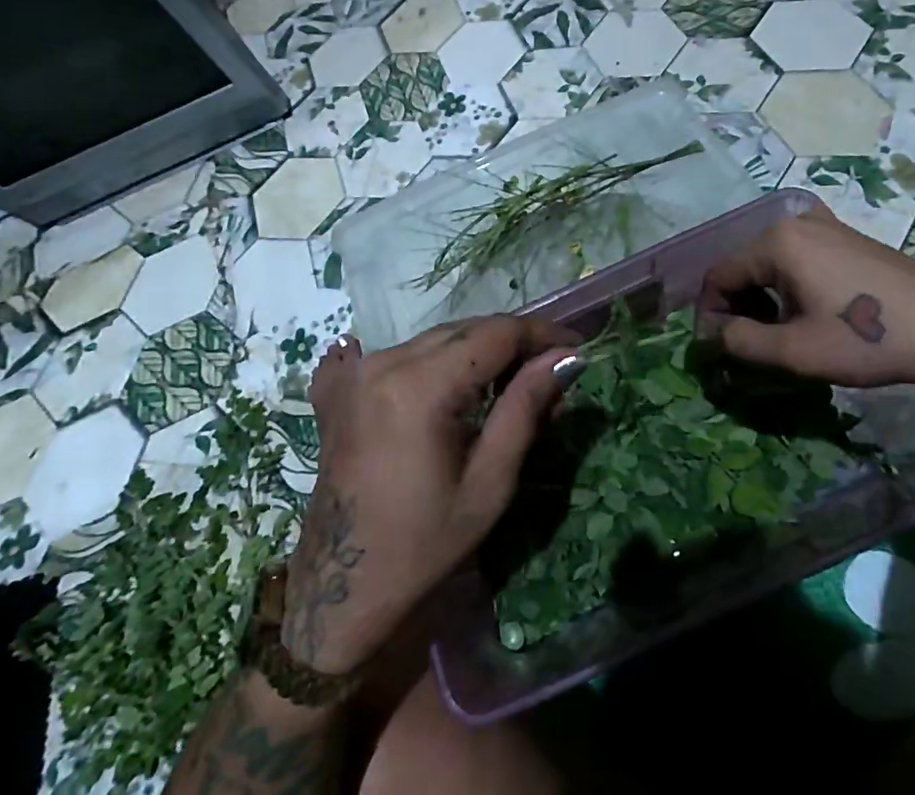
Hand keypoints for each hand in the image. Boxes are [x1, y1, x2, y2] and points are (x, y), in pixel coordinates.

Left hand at [282, 317, 582, 673]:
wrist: (344, 584)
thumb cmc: (425, 542)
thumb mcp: (489, 481)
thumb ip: (526, 408)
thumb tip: (567, 358)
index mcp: (420, 387)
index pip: (496, 333)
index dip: (541, 334)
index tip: (576, 348)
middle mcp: (383, 363)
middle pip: (465, 329)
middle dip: (513, 342)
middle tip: (549, 372)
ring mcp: (354, 373)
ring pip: (433, 339)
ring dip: (474, 352)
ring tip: (506, 384)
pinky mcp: (338, 389)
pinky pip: (387, 352)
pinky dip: (422, 358)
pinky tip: (435, 375)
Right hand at [697, 206, 914, 391]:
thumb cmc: (868, 339)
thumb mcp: (794, 350)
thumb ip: (739, 342)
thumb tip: (714, 335)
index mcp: (776, 242)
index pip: (719, 276)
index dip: (709, 315)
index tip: (717, 350)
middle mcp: (796, 223)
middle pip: (743, 266)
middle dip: (737, 308)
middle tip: (748, 347)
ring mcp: (826, 227)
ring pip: (770, 264)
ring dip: (762, 300)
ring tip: (777, 336)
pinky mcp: (848, 238)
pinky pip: (798, 259)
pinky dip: (788, 288)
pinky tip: (808, 316)